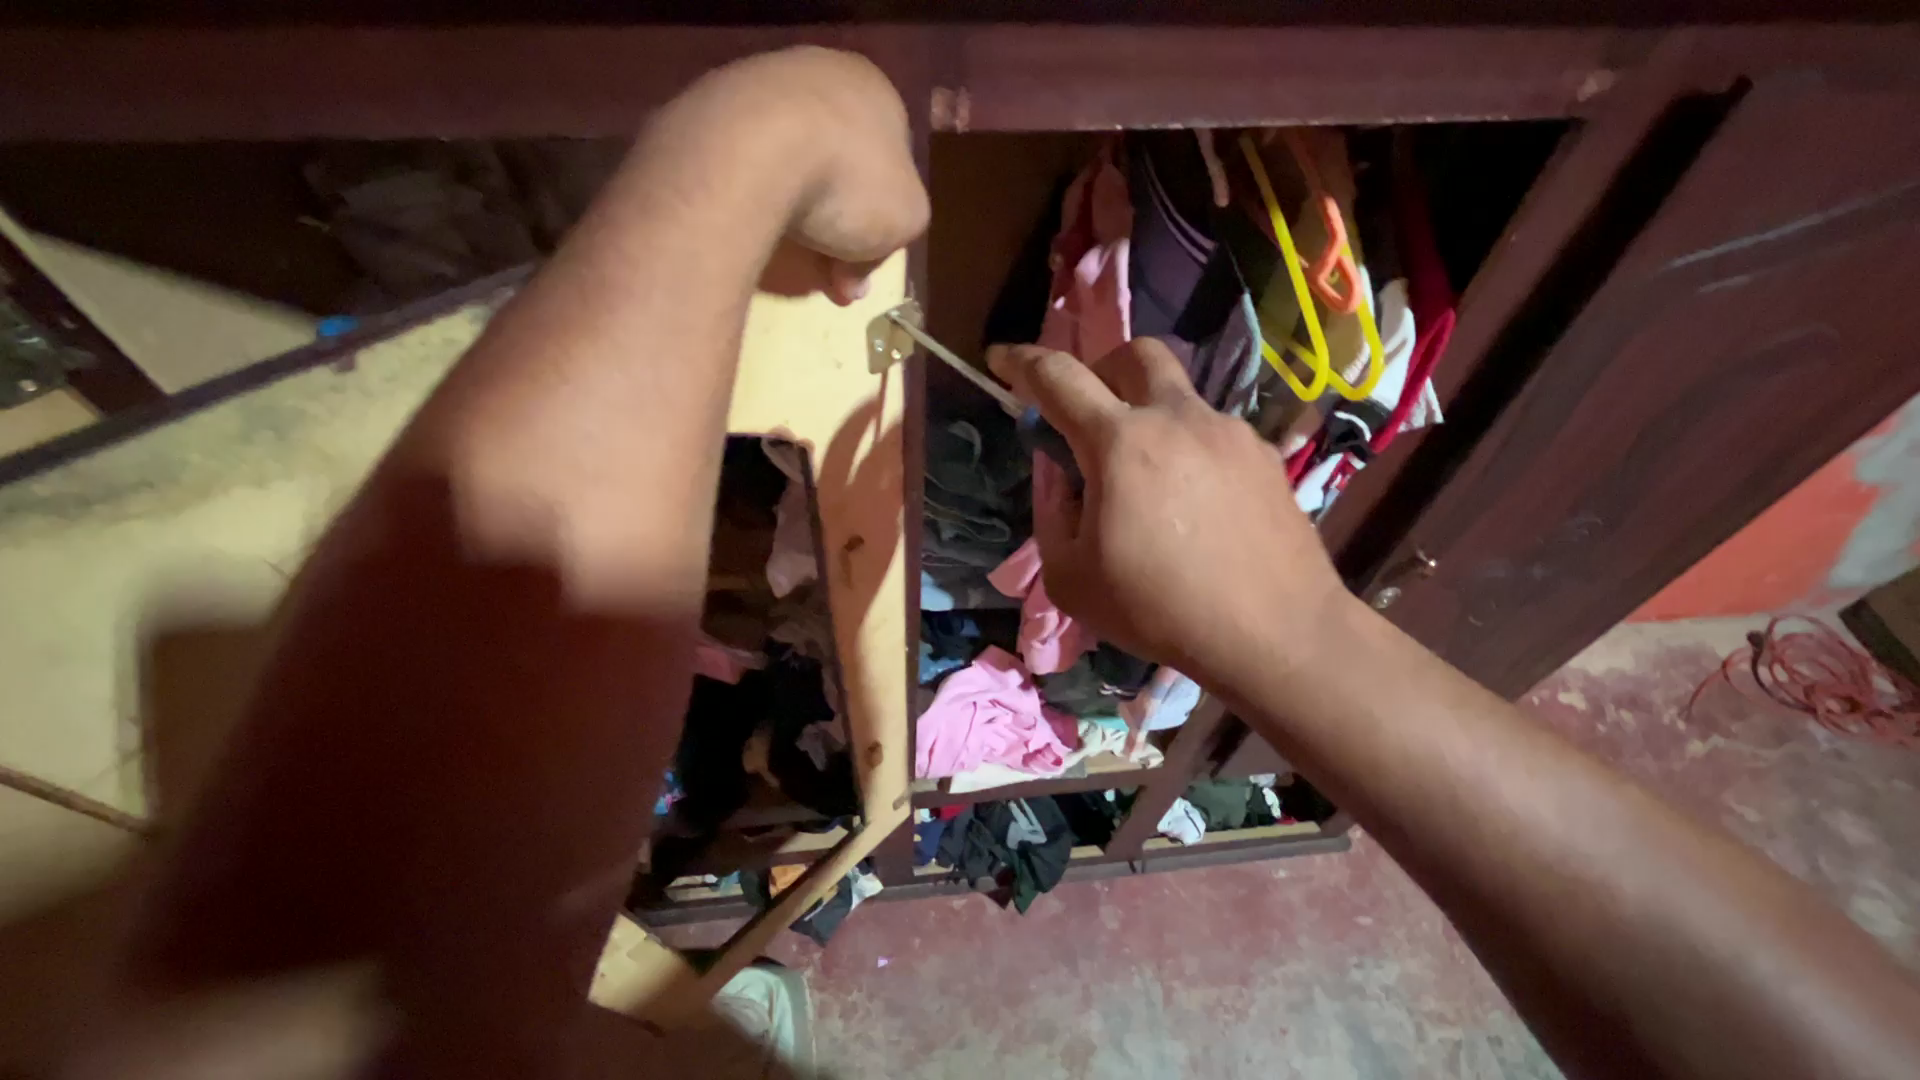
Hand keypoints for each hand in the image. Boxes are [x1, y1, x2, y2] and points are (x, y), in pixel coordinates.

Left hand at [671, 47, 928, 304]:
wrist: (750, 149)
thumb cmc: (848, 179)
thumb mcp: (905, 221)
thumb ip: (896, 237)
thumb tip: (856, 274)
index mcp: (875, 89)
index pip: (888, 166)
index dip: (880, 224)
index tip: (858, 271)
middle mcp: (817, 71)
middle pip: (836, 165)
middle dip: (833, 225)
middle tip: (823, 274)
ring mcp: (755, 81)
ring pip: (786, 162)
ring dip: (789, 211)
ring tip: (782, 251)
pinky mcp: (703, 103)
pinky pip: (739, 163)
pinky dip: (747, 196)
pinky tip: (746, 224)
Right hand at [990, 339, 1354, 684]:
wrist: (1274, 632)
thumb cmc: (1159, 610)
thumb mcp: (1071, 578)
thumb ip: (1053, 514)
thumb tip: (1062, 475)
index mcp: (1120, 443)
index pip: (1058, 378)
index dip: (1021, 361)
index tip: (999, 358)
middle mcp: (1177, 419)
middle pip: (1134, 353)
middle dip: (1101, 369)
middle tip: (1089, 413)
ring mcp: (1228, 433)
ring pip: (1178, 396)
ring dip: (1149, 417)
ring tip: (1148, 480)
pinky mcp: (1264, 456)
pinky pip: (1212, 434)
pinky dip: (1187, 450)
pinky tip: (1194, 505)